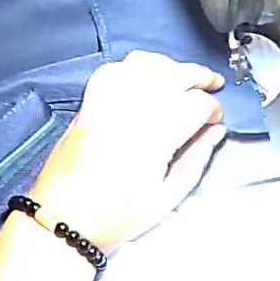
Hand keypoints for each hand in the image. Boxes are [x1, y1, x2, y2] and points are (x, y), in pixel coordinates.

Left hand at [24, 51, 227, 250]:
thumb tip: (215, 133)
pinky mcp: (89, 102)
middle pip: (174, 73)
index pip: (196, 103)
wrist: (63, 217)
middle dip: (199, 76)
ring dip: (170, 66)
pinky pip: (115, 68)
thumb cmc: (115, 215)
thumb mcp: (167, 197)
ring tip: (183, 78)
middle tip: (212, 85)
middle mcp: (132, 109)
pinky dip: (135, 66)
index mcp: (156, 135)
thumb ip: (196, 160)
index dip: (213, 109)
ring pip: (146, 63)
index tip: (216, 120)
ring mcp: (107, 101)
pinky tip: (144, 78)